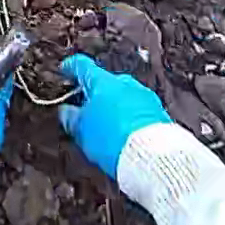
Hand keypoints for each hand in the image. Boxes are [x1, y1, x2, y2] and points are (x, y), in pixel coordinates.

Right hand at [58, 54, 172, 180]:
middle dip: (94, 95)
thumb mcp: (82, 131)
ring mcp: (143, 96)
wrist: (154, 158)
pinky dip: (129, 119)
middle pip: (103, 83)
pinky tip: (125, 135)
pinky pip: (138, 111)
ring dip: (113, 108)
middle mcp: (124, 83)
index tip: (65, 70)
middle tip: (85, 111)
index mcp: (102, 80)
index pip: (82, 65)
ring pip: (122, 97)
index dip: (71, 67)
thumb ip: (71, 118)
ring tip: (107, 130)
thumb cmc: (115, 140)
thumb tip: (66, 112)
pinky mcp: (159, 113)